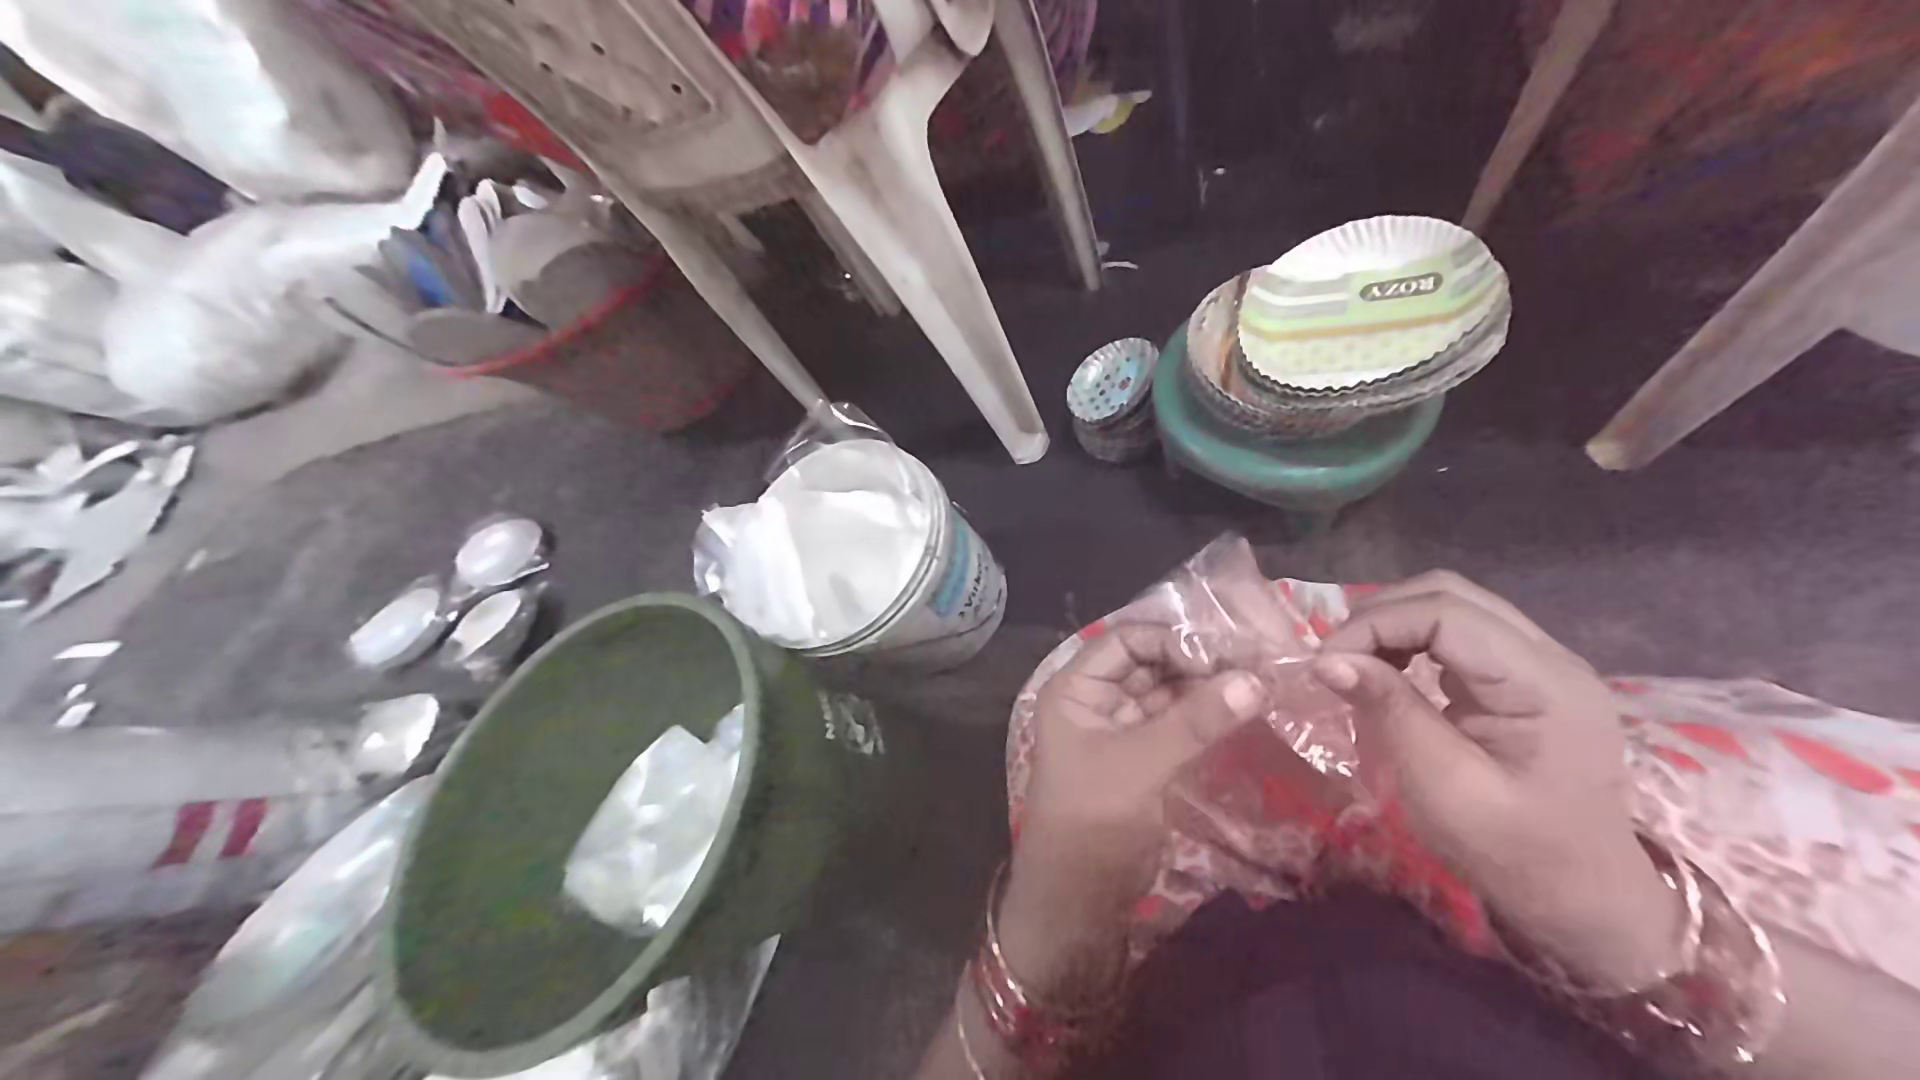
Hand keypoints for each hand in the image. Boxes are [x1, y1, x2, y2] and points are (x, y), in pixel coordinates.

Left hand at [1003, 624, 1267, 999]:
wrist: (1079, 898)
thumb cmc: (1093, 820)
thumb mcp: (1140, 764)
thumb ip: (1195, 721)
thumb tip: (1255, 680)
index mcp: (1076, 688)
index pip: (1126, 641)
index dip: (1173, 641)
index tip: (1226, 654)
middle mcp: (1095, 699)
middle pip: (1149, 663)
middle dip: (1197, 661)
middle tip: (1257, 662)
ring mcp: (1120, 728)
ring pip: (1167, 693)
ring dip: (1206, 686)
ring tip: (1259, 682)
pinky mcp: (1144, 756)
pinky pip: (1176, 722)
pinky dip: (1205, 715)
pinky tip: (1242, 709)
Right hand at [1311, 572, 1684, 991]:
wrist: (1581, 897)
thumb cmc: (1512, 851)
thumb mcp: (1441, 785)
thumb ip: (1389, 710)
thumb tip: (1325, 660)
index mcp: (1544, 685)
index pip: (1445, 612)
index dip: (1373, 625)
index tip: (1325, 665)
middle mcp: (1550, 657)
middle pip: (1449, 592)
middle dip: (1379, 615)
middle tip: (1337, 659)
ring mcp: (1540, 662)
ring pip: (1451, 601)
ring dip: (1392, 621)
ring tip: (1358, 661)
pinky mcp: (1522, 674)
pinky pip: (1457, 627)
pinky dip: (1409, 635)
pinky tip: (1390, 667)